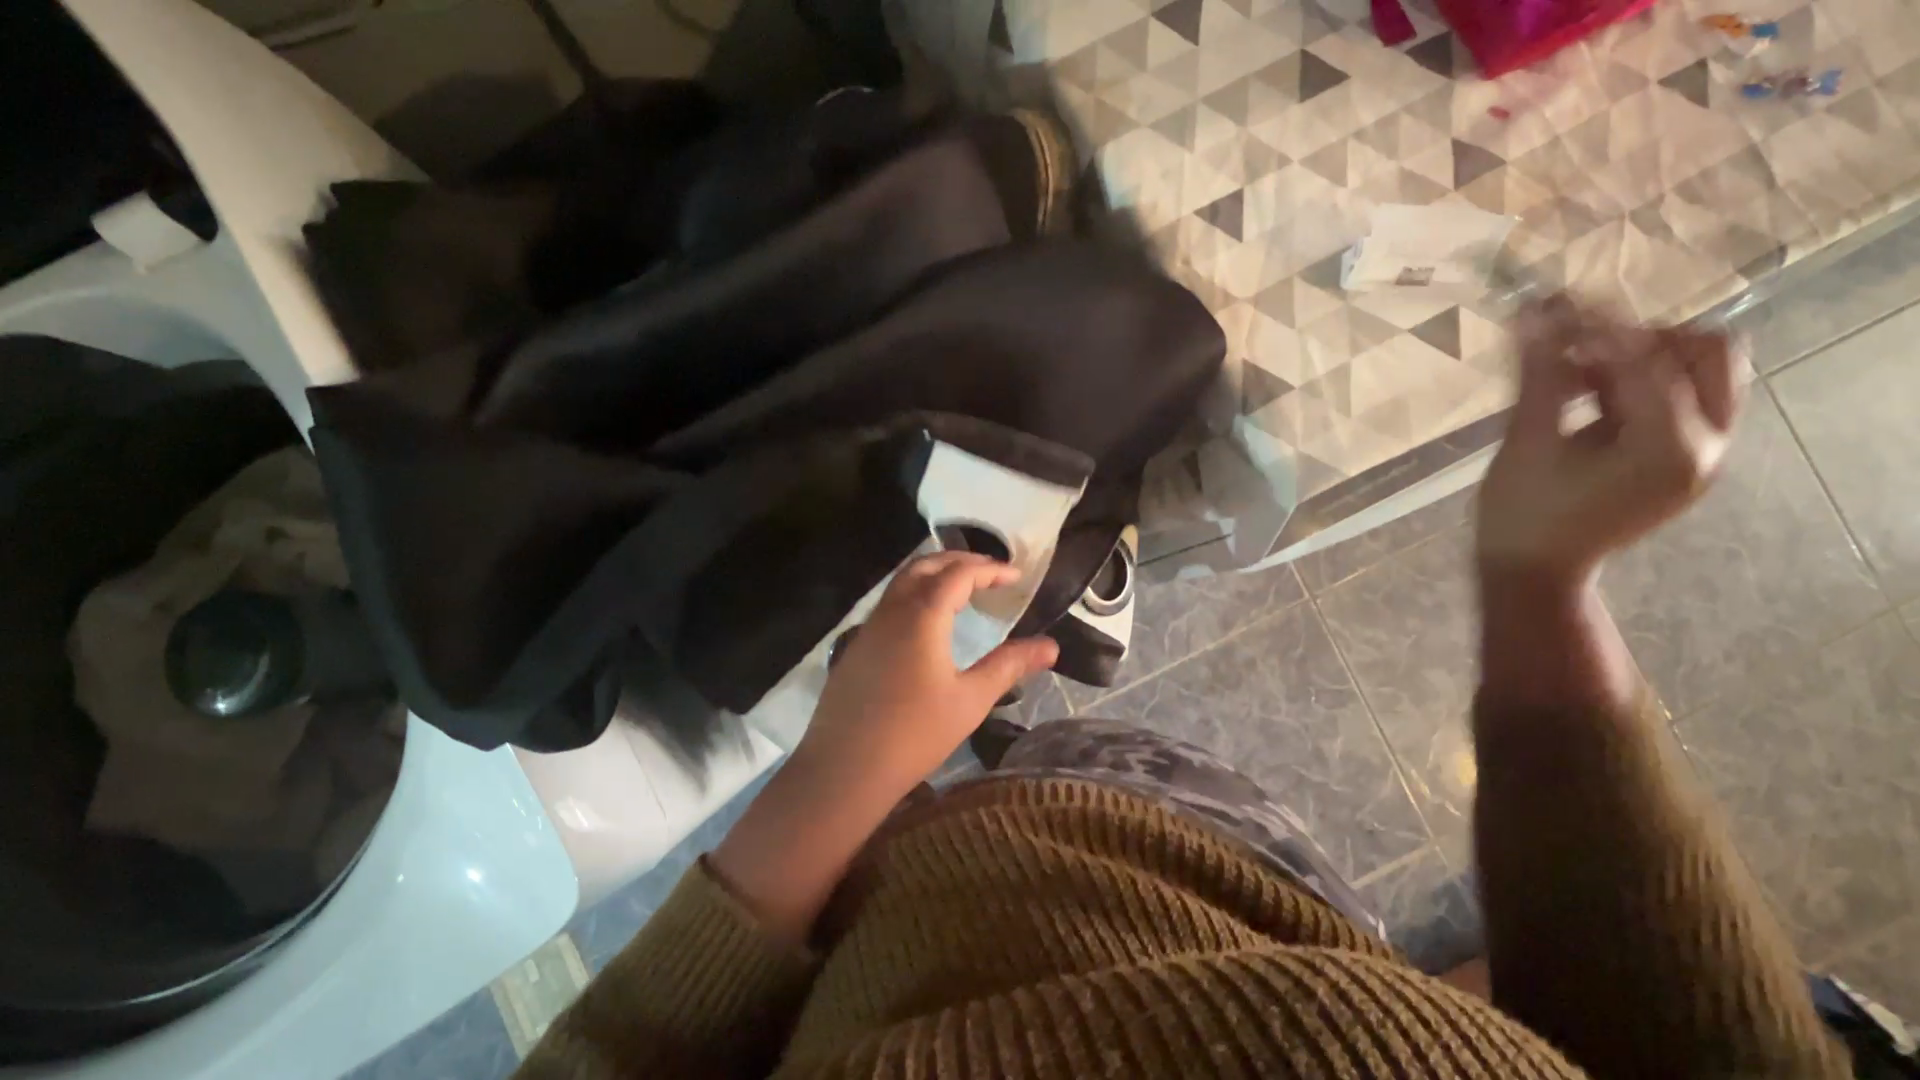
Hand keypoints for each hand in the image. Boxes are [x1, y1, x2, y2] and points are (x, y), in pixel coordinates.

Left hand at [798, 551, 1059, 791]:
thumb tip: (1050, 646)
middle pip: (924, 566)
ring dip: (933, 575)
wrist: (844, 769)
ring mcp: (868, 629)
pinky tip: (927, 624)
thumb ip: (1009, 665)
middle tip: (990, 572)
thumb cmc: (914, 735)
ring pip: (901, 583)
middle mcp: (891, 611)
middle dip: (959, 561)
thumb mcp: (971, 700)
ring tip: (962, 590)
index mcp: (922, 615)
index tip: (1016, 576)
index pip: (958, 574)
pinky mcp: (855, 649)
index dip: (989, 570)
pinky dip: (914, 596)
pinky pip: (888, 606)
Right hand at [1476, 295, 1746, 591]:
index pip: (1646, 359)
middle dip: (1642, 337)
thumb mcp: (1527, 444)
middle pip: (1706, 353)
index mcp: (1670, 446)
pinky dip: (1635, 382)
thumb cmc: (1522, 517)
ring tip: (1574, 366)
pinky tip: (1581, 387)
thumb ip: (1539, 375)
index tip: (1552, 303)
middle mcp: (1707, 445)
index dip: (1596, 326)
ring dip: (1640, 357)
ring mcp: (1701, 453)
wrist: (1534, 575)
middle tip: (1581, 342)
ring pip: (1699, 371)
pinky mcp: (1682, 459)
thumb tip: (1531, 314)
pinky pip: (1679, 398)